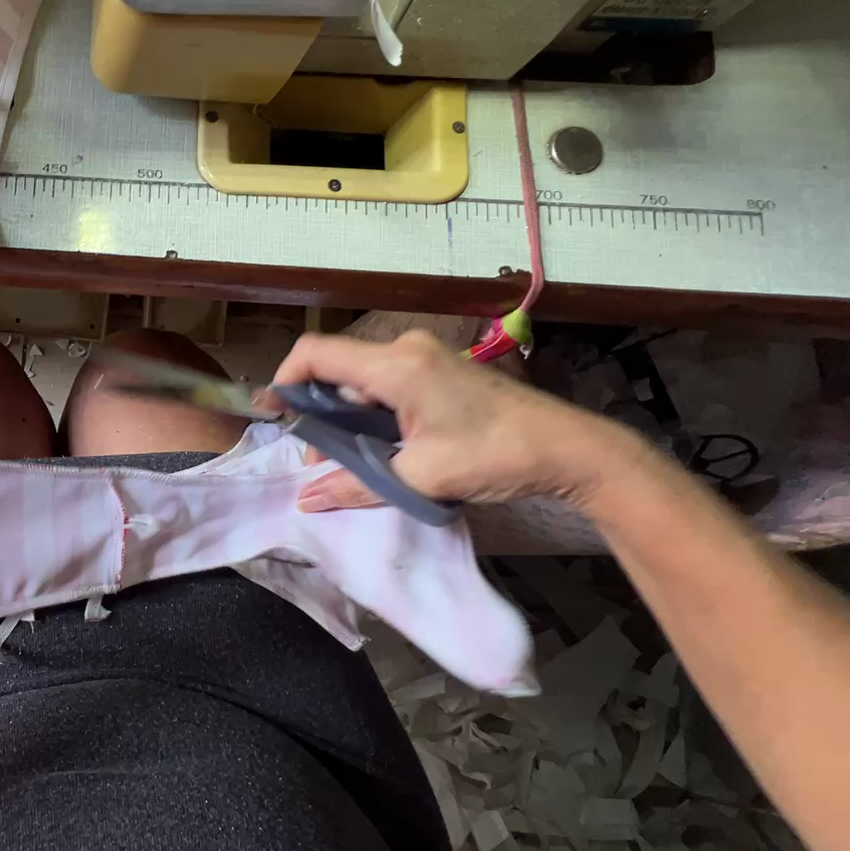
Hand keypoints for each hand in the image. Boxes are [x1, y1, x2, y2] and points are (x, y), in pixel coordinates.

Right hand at [272, 331, 645, 511]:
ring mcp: (423, 357)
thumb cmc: (497, 454)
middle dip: (316, 411)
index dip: (284, 380)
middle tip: (320, 457)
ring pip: (358, 379)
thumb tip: (306, 500)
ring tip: (351, 459)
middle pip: (334, 368)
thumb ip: (356, 486)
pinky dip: (369, 412)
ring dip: (345, 416)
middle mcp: (405, 350)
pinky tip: (381, 446)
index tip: (275, 416)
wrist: (574, 449)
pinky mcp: (436, 370)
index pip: (314, 354)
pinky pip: (383, 383)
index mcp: (397, 365)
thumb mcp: (421, 477)